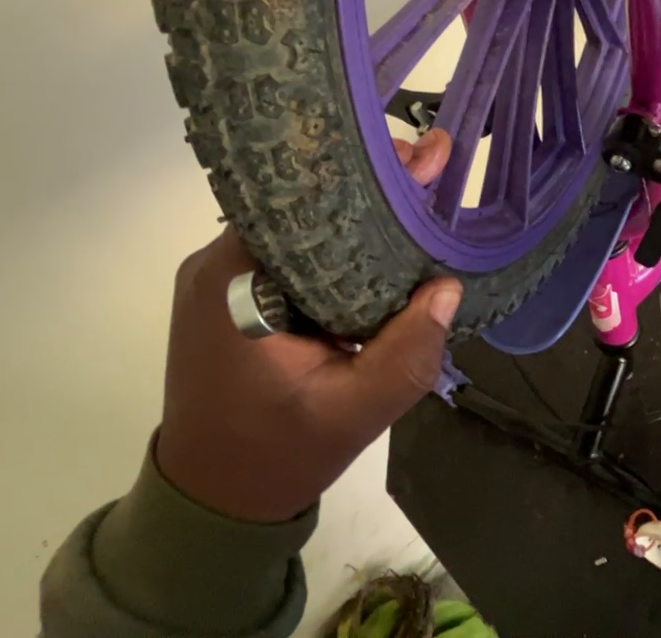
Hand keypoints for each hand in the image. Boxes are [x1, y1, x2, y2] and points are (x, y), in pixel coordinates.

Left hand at [154, 129, 460, 523]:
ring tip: (414, 192)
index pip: (295, 198)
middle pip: (297, 202)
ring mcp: (219, 277)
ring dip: (351, 210)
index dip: (358, 174)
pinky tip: (380, 237)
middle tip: (427, 165)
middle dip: (365, 183)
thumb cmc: (277, 455)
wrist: (212, 500)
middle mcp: (217, 265)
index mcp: (234, 282)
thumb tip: (448, 287)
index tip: (413, 158)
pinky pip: (288, 249)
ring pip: (295, 223)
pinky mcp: (231, 294)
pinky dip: (332, 240)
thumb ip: (406, 355)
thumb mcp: (355, 413)